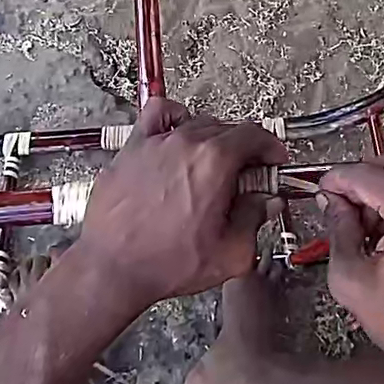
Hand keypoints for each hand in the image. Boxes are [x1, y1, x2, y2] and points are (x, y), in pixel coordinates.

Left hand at [70, 98, 285, 314]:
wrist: (111, 269)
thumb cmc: (163, 263)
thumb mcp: (229, 253)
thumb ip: (255, 220)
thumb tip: (266, 202)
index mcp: (215, 163)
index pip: (254, 135)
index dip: (270, 146)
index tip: (272, 159)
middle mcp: (186, 143)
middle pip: (228, 129)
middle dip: (244, 148)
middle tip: (247, 175)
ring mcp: (157, 142)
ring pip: (197, 123)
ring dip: (213, 138)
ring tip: (213, 164)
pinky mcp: (133, 148)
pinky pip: (157, 115)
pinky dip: (174, 117)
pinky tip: (178, 134)